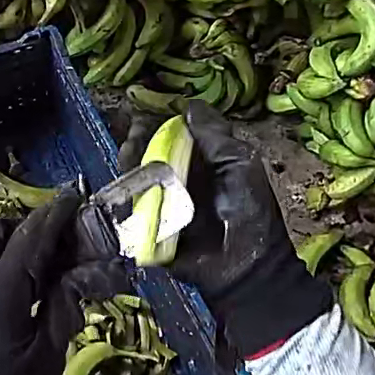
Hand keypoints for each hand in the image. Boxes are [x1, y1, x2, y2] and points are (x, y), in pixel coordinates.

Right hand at [120, 102, 331, 354]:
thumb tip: (188, 106)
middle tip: (136, 128)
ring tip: (131, 150)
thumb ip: (216, 136)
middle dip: (140, 133)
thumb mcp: (240, 165)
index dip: (161, 117)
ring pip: (137, 169)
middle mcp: (181, 174)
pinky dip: (125, 187)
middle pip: (151, 145)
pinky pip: (131, 200)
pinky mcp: (150, 221)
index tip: (148, 107)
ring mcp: (163, 197)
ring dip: (131, 156)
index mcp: (204, 158)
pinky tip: (127, 175)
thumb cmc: (249, 212)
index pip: (176, 129)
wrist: (243, 268)